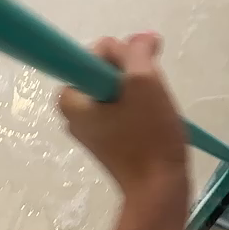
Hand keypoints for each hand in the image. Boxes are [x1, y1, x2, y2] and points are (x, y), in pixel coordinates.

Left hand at [58, 32, 188, 199]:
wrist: (158, 190)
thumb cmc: (149, 137)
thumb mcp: (145, 83)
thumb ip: (137, 51)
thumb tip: (142, 38)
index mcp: (69, 97)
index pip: (94, 53)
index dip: (122, 56)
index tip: (141, 76)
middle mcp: (72, 111)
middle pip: (106, 69)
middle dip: (133, 74)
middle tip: (152, 94)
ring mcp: (90, 126)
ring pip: (117, 88)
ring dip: (141, 91)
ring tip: (156, 110)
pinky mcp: (108, 139)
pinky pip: (122, 107)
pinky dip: (140, 107)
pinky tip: (154, 120)